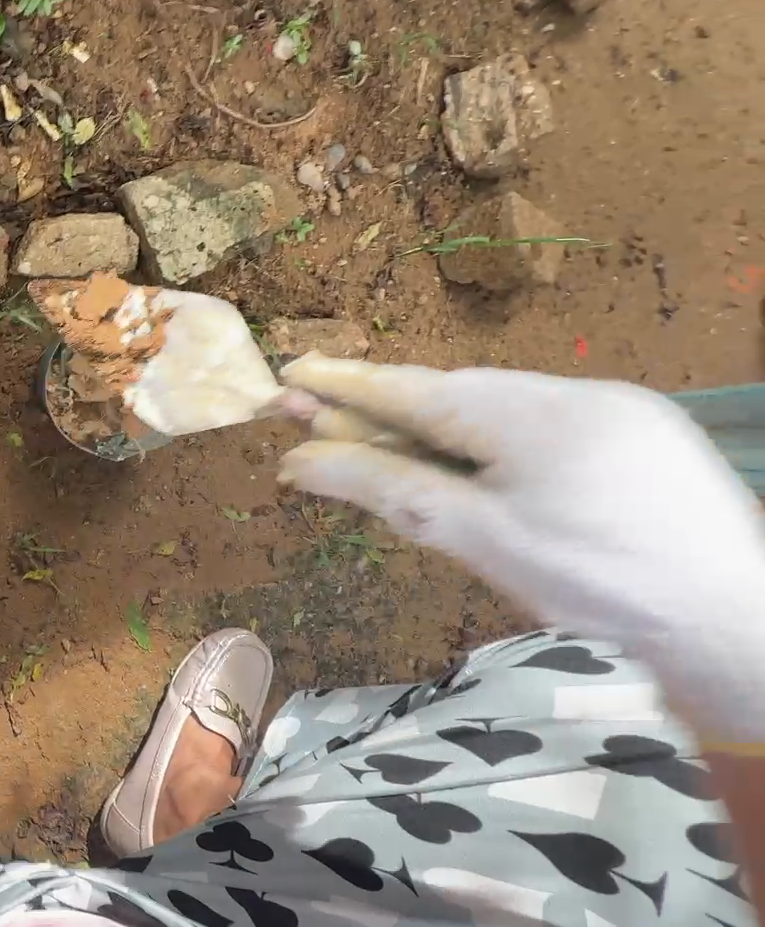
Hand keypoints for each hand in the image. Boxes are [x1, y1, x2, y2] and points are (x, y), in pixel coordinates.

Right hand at [277, 356, 764, 741]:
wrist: (743, 632)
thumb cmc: (596, 586)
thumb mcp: (471, 536)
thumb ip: (379, 485)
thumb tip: (293, 459)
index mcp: (536, 414)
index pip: (412, 389)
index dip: (342, 382)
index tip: (287, 373)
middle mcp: (575, 393)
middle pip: (446, 395)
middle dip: (375, 410)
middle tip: (311, 422)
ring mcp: (613, 409)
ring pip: (485, 406)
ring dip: (421, 426)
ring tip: (372, 447)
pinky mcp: (634, 433)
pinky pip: (525, 421)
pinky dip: (472, 438)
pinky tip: (453, 463)